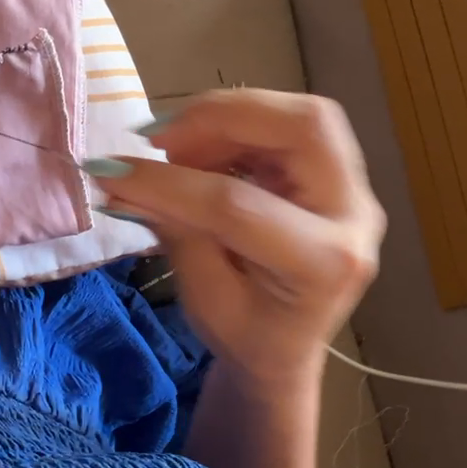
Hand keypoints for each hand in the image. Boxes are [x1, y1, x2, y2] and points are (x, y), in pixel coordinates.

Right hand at [87, 89, 384, 386]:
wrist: (284, 351)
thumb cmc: (244, 335)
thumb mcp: (203, 297)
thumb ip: (174, 231)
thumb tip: (121, 180)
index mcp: (322, 264)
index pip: (236, 204)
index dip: (167, 183)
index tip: (111, 172)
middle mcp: (355, 217)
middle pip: (303, 127)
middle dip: (222, 116)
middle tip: (160, 137)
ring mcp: (352, 190)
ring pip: (299, 117)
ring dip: (226, 119)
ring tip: (175, 150)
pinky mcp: (336, 176)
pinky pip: (289, 128)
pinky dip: (235, 127)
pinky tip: (199, 152)